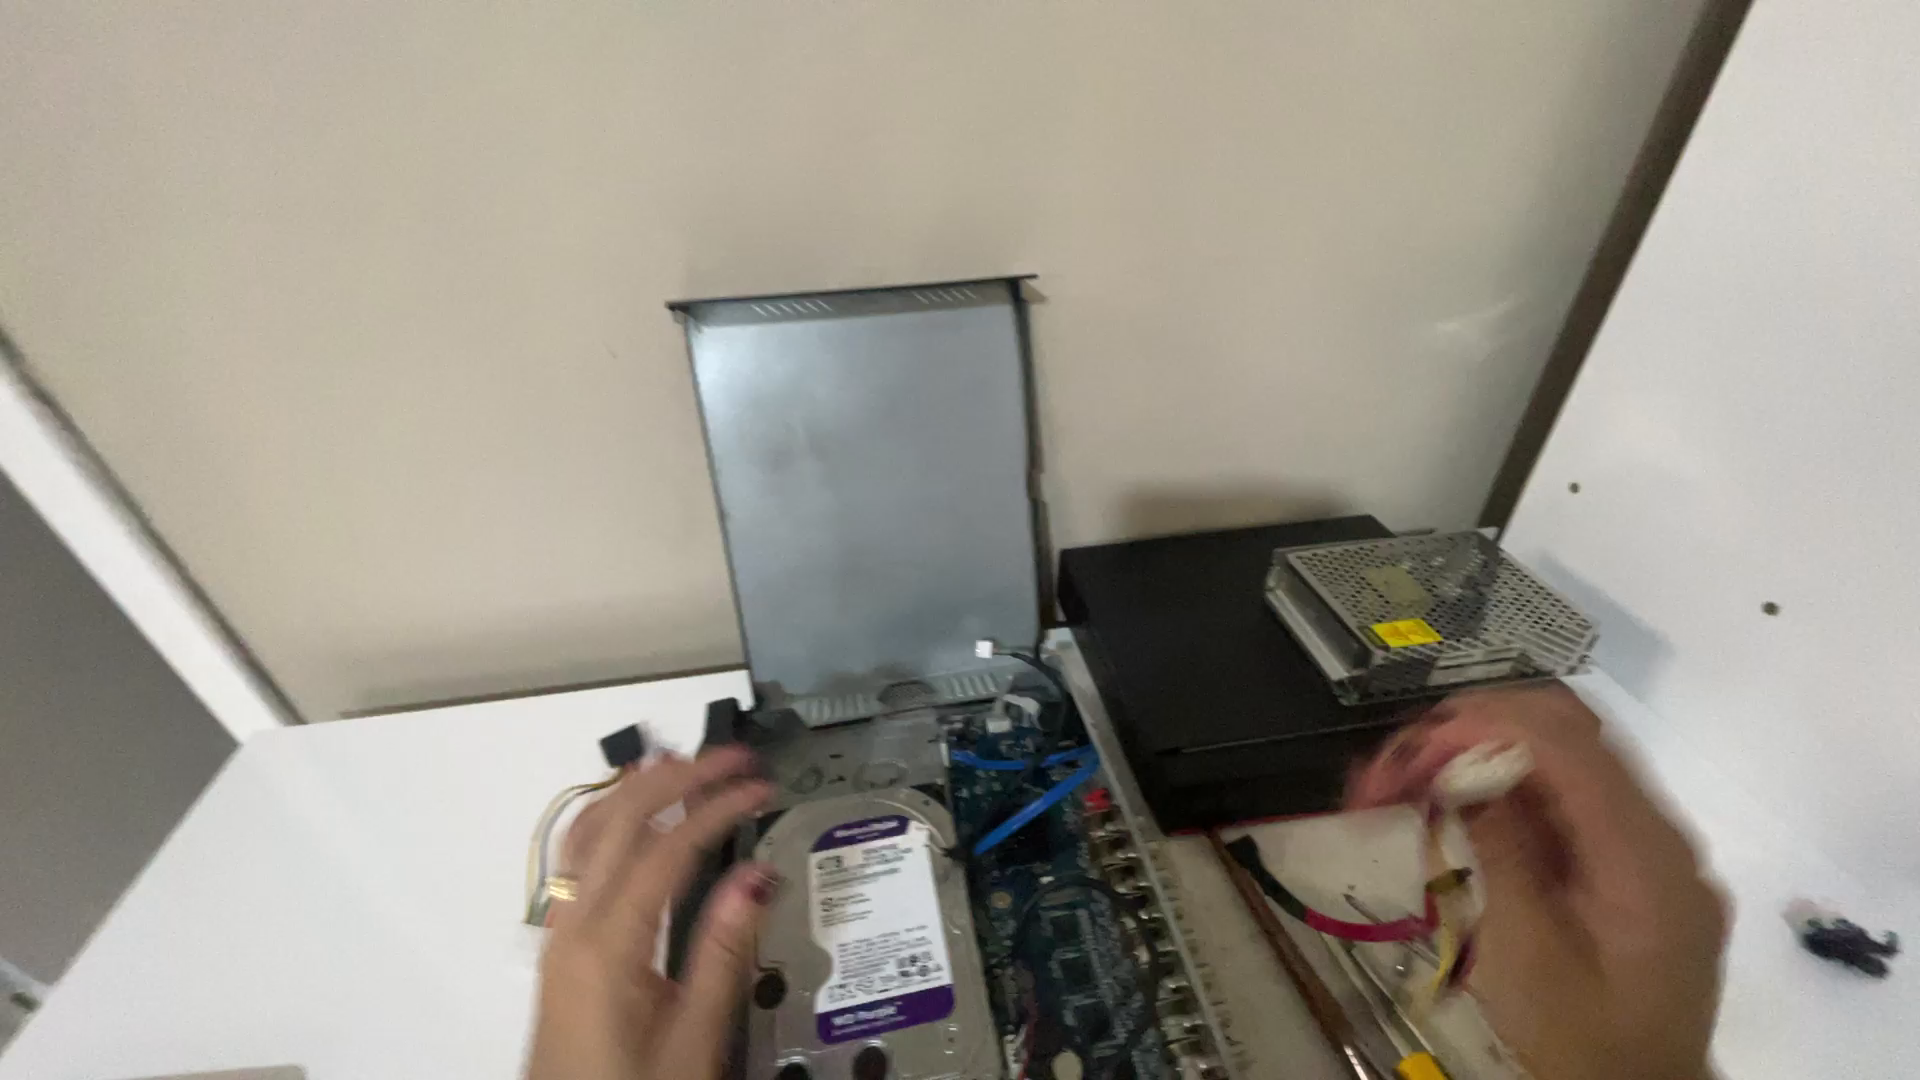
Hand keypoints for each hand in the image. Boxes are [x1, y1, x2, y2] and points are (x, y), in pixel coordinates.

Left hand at [525, 746, 776, 1079]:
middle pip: (620, 820)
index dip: (718, 808)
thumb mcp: (692, 1040)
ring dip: (637, 786)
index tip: (761, 788)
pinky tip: (637, 810)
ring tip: (682, 761)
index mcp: (608, 949)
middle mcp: (573, 927)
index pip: (667, 850)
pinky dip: (611, 814)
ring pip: (588, 830)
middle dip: (679, 776)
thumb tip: (756, 875)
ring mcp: (559, 932)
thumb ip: (723, 953)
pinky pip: (578, 855)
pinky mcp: (560, 944)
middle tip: (732, 757)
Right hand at [1347, 684, 1728, 1079]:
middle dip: (1468, 727)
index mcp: (1645, 857)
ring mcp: (1630, 838)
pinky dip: (1481, 777)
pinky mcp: (1604, 850)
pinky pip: (1542, 785)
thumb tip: (1454, 777)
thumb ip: (1498, 854)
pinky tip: (1434, 796)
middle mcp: (1648, 832)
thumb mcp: (1528, 954)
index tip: (1412, 750)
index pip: (1567, 743)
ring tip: (1400, 776)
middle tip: (1399, 760)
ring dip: (1467, 748)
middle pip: (1560, 729)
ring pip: (1546, 747)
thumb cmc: (1581, 1040)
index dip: (1482, 724)